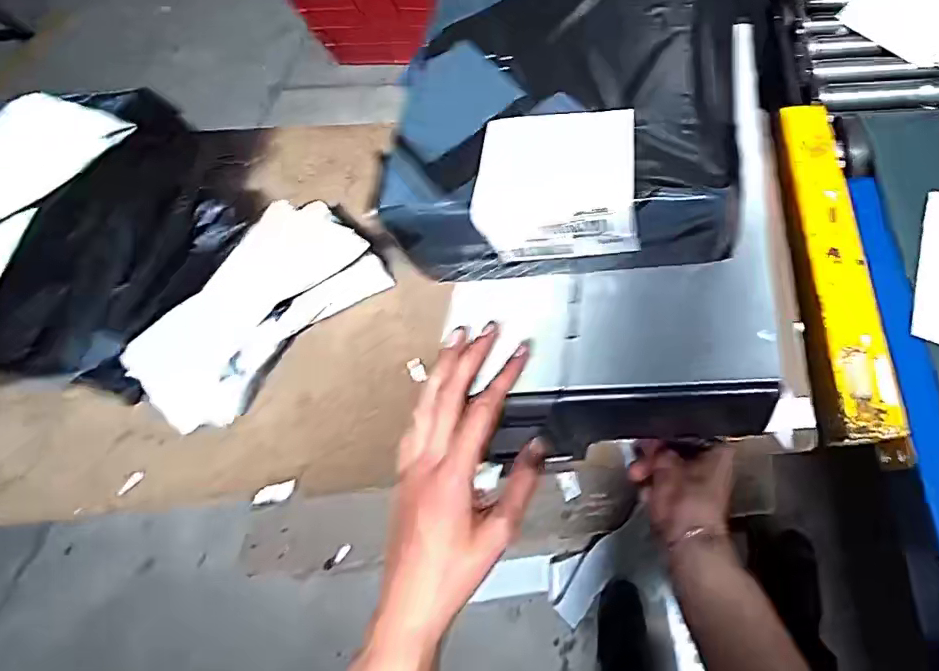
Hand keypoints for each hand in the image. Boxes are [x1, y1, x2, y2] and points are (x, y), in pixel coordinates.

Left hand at [355, 325, 544, 670]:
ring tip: (454, 341)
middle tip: (485, 331)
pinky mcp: (403, 476)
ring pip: (423, 404)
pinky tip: (431, 388)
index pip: (480, 411)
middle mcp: (425, 465)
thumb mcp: (501, 532)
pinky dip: (425, 395)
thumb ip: (522, 483)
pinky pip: (413, 424)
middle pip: (445, 396)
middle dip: (467, 357)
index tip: (518, 353)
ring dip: (441, 368)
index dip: (503, 377)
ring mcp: (409, 469)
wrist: (408, 607)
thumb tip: (535, 446)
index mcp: (451, 476)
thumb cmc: (450, 574)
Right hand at [628, 440, 735, 551]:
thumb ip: (659, 452)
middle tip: (637, 465)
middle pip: (680, 453)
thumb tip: (654, 445)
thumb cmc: (685, 502)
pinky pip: (674, 490)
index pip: (689, 432)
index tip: (646, 441)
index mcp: (719, 449)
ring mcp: (706, 486)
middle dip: (654, 459)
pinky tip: (645, 494)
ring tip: (636, 478)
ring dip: (653, 474)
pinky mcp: (694, 505)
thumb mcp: (666, 470)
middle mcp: (717, 465)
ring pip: (675, 472)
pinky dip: (659, 491)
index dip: (664, 435)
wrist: (692, 549)